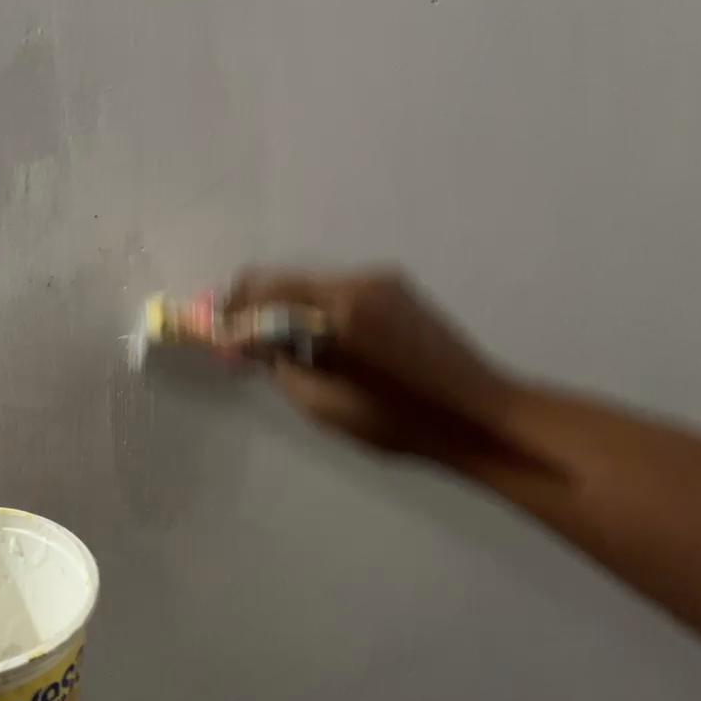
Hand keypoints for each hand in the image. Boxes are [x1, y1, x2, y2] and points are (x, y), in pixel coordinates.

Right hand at [225, 268, 520, 466]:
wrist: (483, 418)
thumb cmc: (400, 420)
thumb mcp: (324, 404)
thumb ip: (279, 366)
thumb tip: (248, 345)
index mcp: (341, 305)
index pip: (265, 289)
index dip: (233, 311)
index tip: (217, 334)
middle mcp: (360, 279)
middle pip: (285, 279)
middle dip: (255, 307)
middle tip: (238, 339)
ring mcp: (383, 281)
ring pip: (311, 284)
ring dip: (285, 308)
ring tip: (275, 345)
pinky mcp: (398, 290)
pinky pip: (339, 292)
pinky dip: (314, 309)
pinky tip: (315, 340)